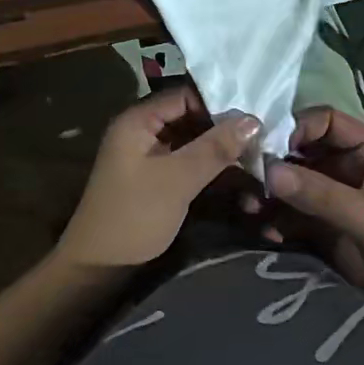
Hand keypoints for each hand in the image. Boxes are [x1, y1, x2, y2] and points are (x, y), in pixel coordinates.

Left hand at [53, 89, 259, 269]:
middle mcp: (143, 132)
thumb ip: (214, 148)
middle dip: (226, 134)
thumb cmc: (134, 216)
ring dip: (223, 158)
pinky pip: (190, 167)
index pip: (185, 96)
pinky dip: (212, 175)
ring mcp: (149, 157)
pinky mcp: (157, 181)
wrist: (99, 268)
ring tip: (260, 169)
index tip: (256, 121)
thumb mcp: (177, 179)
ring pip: (194, 146)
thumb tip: (254, 118)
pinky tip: (242, 190)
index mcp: (138, 120)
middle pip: (192, 120)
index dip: (219, 105)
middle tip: (265, 146)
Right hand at [264, 107, 363, 364]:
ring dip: (272, 195)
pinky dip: (278, 221)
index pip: (328, 122)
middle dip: (277, 164)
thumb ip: (320, 193)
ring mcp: (338, 204)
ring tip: (251, 210)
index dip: (300, 128)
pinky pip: (294, 217)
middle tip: (249, 181)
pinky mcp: (328, 234)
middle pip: (305, 153)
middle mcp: (351, 172)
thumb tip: (268, 169)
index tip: (273, 148)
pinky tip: (266, 232)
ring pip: (295, 186)